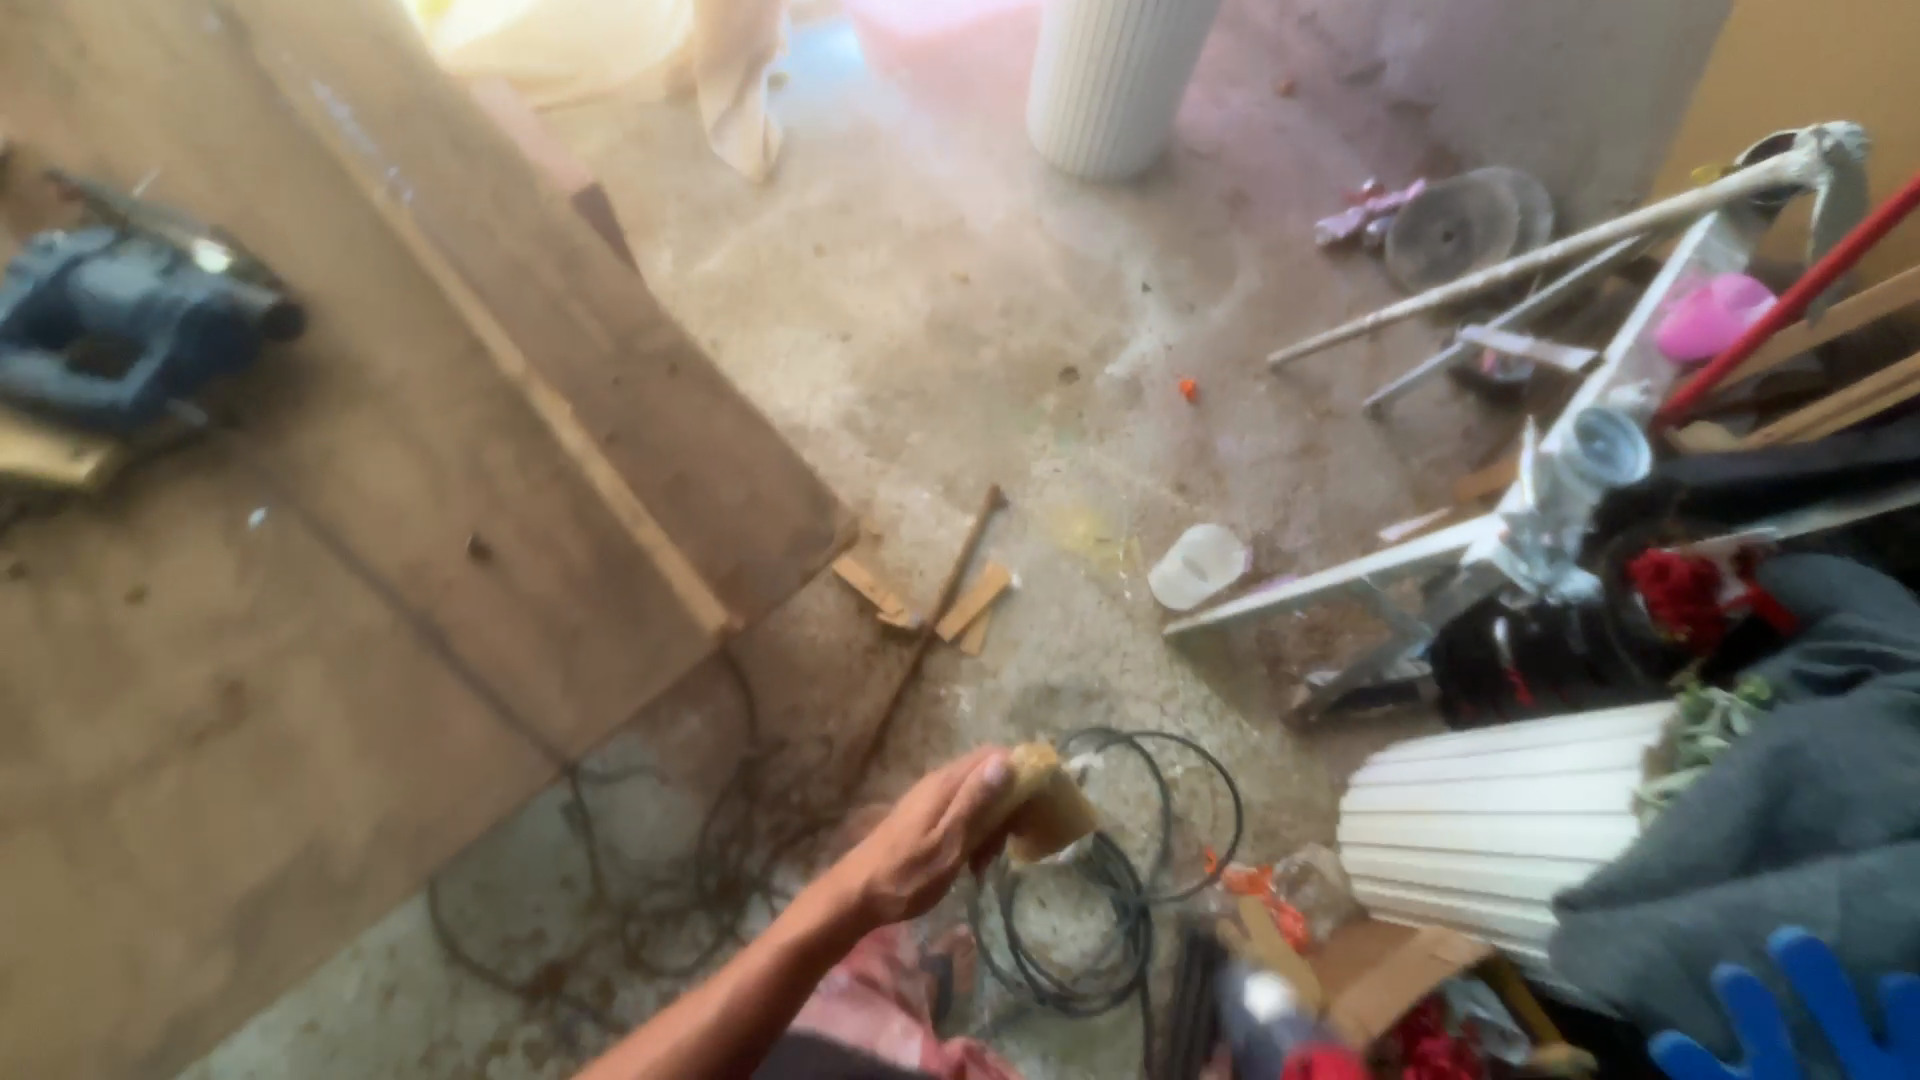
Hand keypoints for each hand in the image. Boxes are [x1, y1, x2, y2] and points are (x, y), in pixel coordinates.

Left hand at [821, 747, 1012, 928]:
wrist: (856, 895)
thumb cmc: (906, 874)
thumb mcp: (948, 843)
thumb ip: (976, 802)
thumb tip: (1005, 761)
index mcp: (947, 783)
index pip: (994, 755)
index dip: (1020, 773)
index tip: (1033, 808)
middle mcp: (940, 782)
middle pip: (988, 776)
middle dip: (1007, 807)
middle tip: (1005, 847)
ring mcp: (930, 798)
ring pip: (977, 797)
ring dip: (991, 825)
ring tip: (985, 863)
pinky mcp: (925, 816)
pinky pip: (962, 812)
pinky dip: (974, 833)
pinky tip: (970, 863)